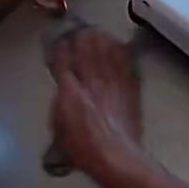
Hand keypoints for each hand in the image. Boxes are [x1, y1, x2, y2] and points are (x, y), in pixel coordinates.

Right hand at [48, 27, 149, 184]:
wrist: (114, 156)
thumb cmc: (83, 148)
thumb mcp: (59, 126)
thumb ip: (60, 103)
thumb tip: (64, 90)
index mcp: (70, 90)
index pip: (63, 60)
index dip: (61, 49)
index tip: (61, 42)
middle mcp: (91, 82)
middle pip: (86, 50)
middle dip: (81, 38)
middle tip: (79, 31)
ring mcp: (112, 83)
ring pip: (106, 51)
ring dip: (101, 40)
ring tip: (98, 33)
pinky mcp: (129, 89)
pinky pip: (126, 63)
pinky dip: (121, 52)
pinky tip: (119, 46)